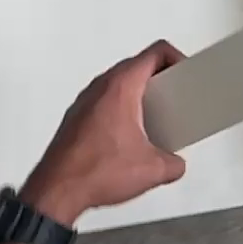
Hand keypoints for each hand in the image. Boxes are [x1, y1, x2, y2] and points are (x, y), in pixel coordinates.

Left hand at [21, 40, 187, 224]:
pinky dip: (120, 109)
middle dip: (160, 79)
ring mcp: (85, 100)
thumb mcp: (152, 170)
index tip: (186, 74)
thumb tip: (176, 164)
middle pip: (138, 65)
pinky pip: (105, 100)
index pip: (156, 52)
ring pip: (119, 82)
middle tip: (173, 96)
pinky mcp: (76, 116)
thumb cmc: (92, 171)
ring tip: (152, 119)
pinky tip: (127, 138)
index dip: (178, 58)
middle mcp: (101, 86)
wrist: (56, 191)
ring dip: (139, 95)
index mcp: (122, 85)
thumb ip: (173, 163)